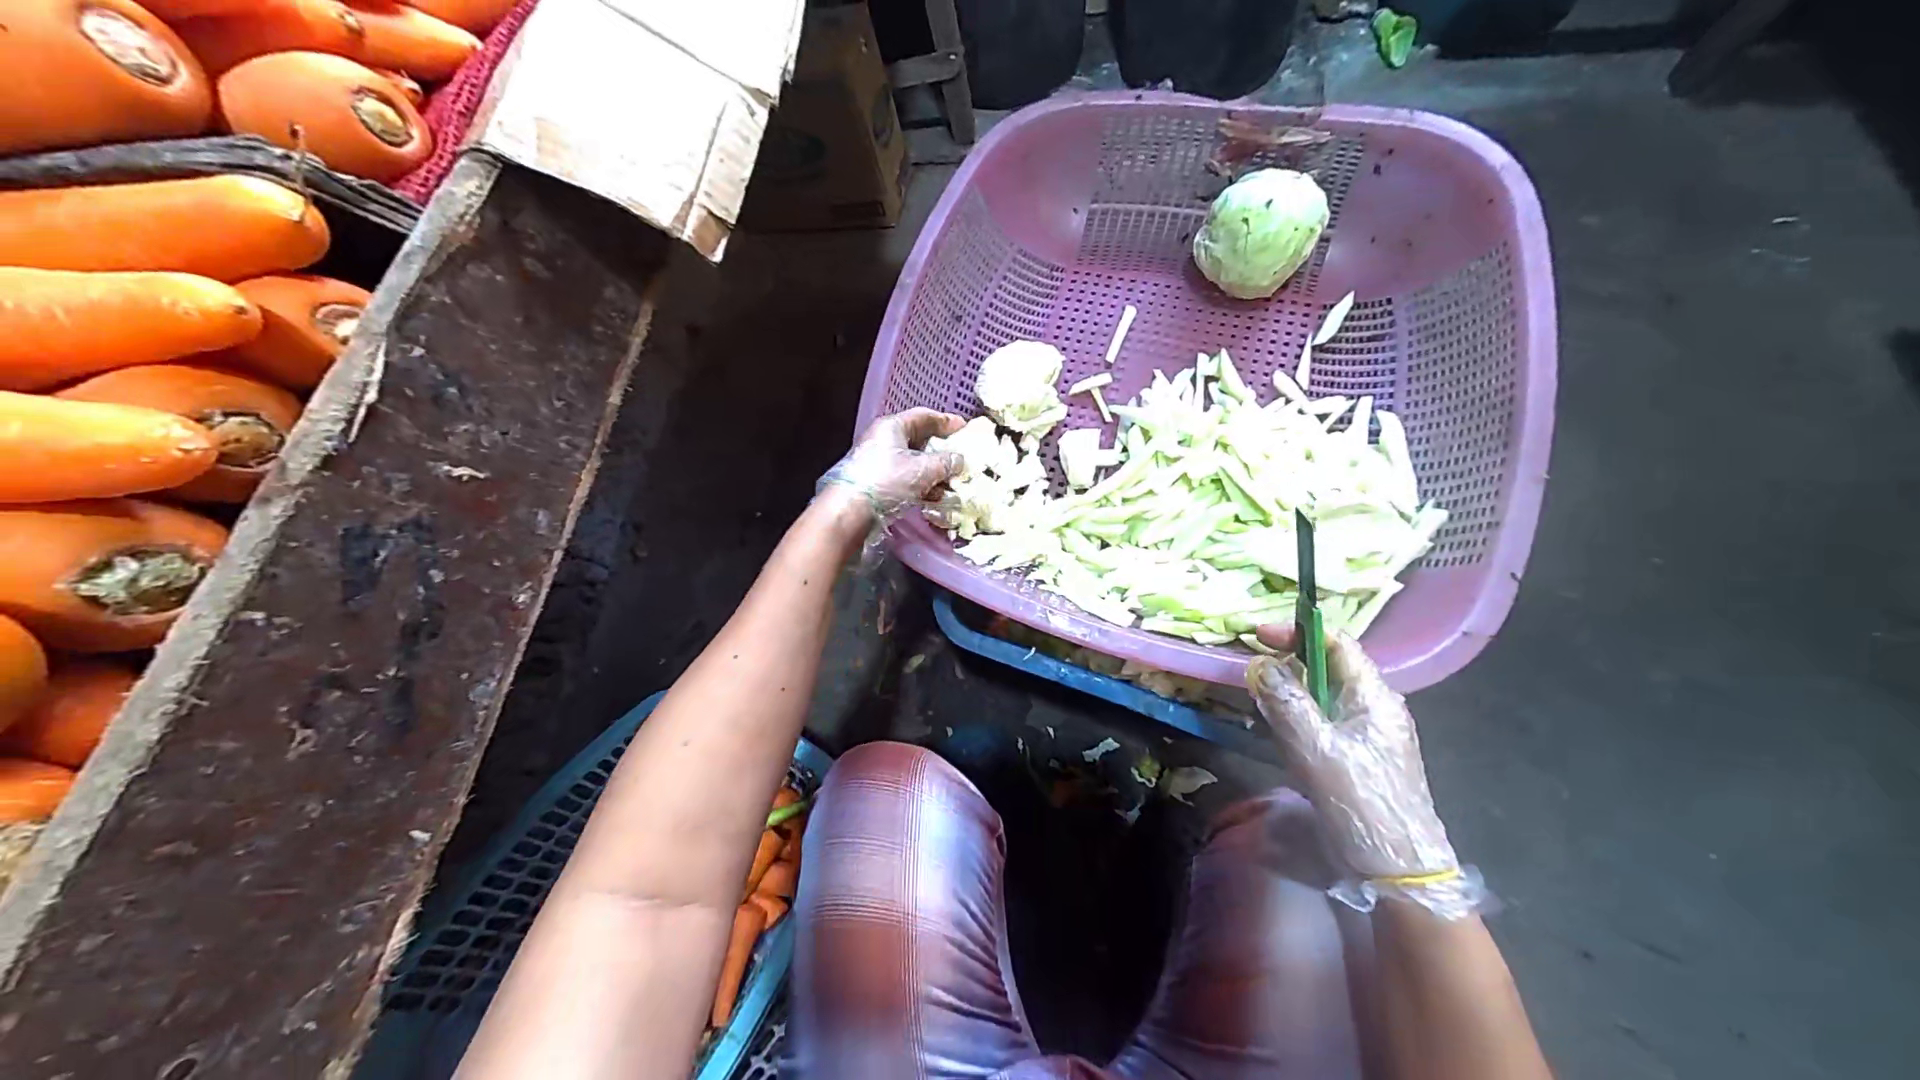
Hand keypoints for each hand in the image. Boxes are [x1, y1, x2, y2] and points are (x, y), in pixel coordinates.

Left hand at [816, 408, 966, 524]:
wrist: (850, 511)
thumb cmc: (886, 481)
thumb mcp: (923, 469)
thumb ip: (946, 462)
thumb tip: (959, 460)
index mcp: (892, 427)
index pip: (924, 416)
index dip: (946, 421)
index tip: (965, 428)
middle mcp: (883, 440)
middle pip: (919, 440)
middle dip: (941, 451)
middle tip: (960, 459)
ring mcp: (878, 463)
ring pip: (913, 463)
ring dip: (934, 473)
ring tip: (951, 484)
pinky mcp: (876, 484)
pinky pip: (905, 479)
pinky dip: (921, 486)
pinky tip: (934, 497)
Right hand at [1248, 626, 1483, 917]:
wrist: (1398, 871)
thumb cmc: (1362, 802)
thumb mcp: (1317, 749)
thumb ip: (1287, 703)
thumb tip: (1260, 664)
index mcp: (1374, 698)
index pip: (1337, 644)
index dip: (1298, 632)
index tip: (1257, 636)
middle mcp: (1375, 708)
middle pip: (1328, 668)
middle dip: (1288, 663)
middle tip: (1251, 670)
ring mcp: (1368, 733)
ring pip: (1322, 696)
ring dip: (1289, 692)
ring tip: (1260, 702)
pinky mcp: (1358, 755)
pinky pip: (1322, 721)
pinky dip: (1297, 717)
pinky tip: (1279, 732)